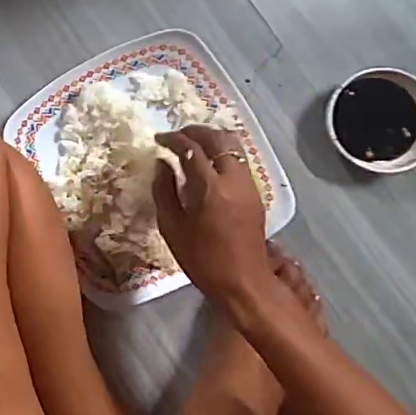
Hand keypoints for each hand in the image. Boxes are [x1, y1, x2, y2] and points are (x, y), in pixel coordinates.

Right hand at [152, 126, 270, 296]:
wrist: (243, 282)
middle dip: (195, 131)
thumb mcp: (172, 227)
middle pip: (218, 138)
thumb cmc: (202, 259)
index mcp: (210, 188)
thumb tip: (161, 164)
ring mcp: (249, 184)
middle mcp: (234, 179)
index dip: (173, 139)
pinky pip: (239, 160)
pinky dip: (222, 153)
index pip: (191, 148)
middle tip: (176, 136)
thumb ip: (163, 190)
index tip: (159, 139)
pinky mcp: (256, 192)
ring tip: (192, 146)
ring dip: (211, 140)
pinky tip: (207, 165)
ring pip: (233, 146)